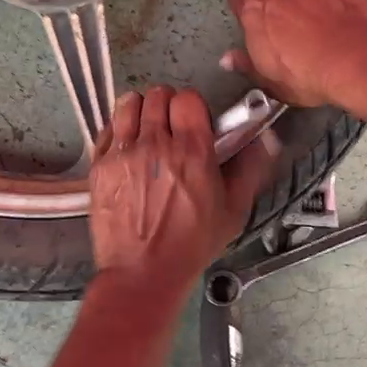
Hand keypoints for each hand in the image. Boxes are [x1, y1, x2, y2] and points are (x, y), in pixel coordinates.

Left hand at [89, 86, 278, 288]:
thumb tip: (266, 140)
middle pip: (158, 95)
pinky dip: (119, 130)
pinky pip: (108, 129)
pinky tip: (128, 147)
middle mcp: (156, 144)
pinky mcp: (100, 166)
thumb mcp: (233, 211)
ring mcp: (124, 153)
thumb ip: (250, 168)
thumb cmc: (190, 245)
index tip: (195, 121)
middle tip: (173, 125)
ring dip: (141, 110)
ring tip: (148, 129)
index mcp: (192, 151)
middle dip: (168, 105)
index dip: (193, 105)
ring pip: (129, 104)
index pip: (188, 98)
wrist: (142, 272)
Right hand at [223, 0, 366, 107]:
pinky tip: (335, 12)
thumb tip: (227, 58)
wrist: (357, 59)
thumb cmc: (308, 76)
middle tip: (285, 24)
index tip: (253, 23)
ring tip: (313, 18)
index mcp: (254, 11)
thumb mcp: (271, 82)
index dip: (245, 9)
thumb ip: (247, 65)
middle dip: (272, 1)